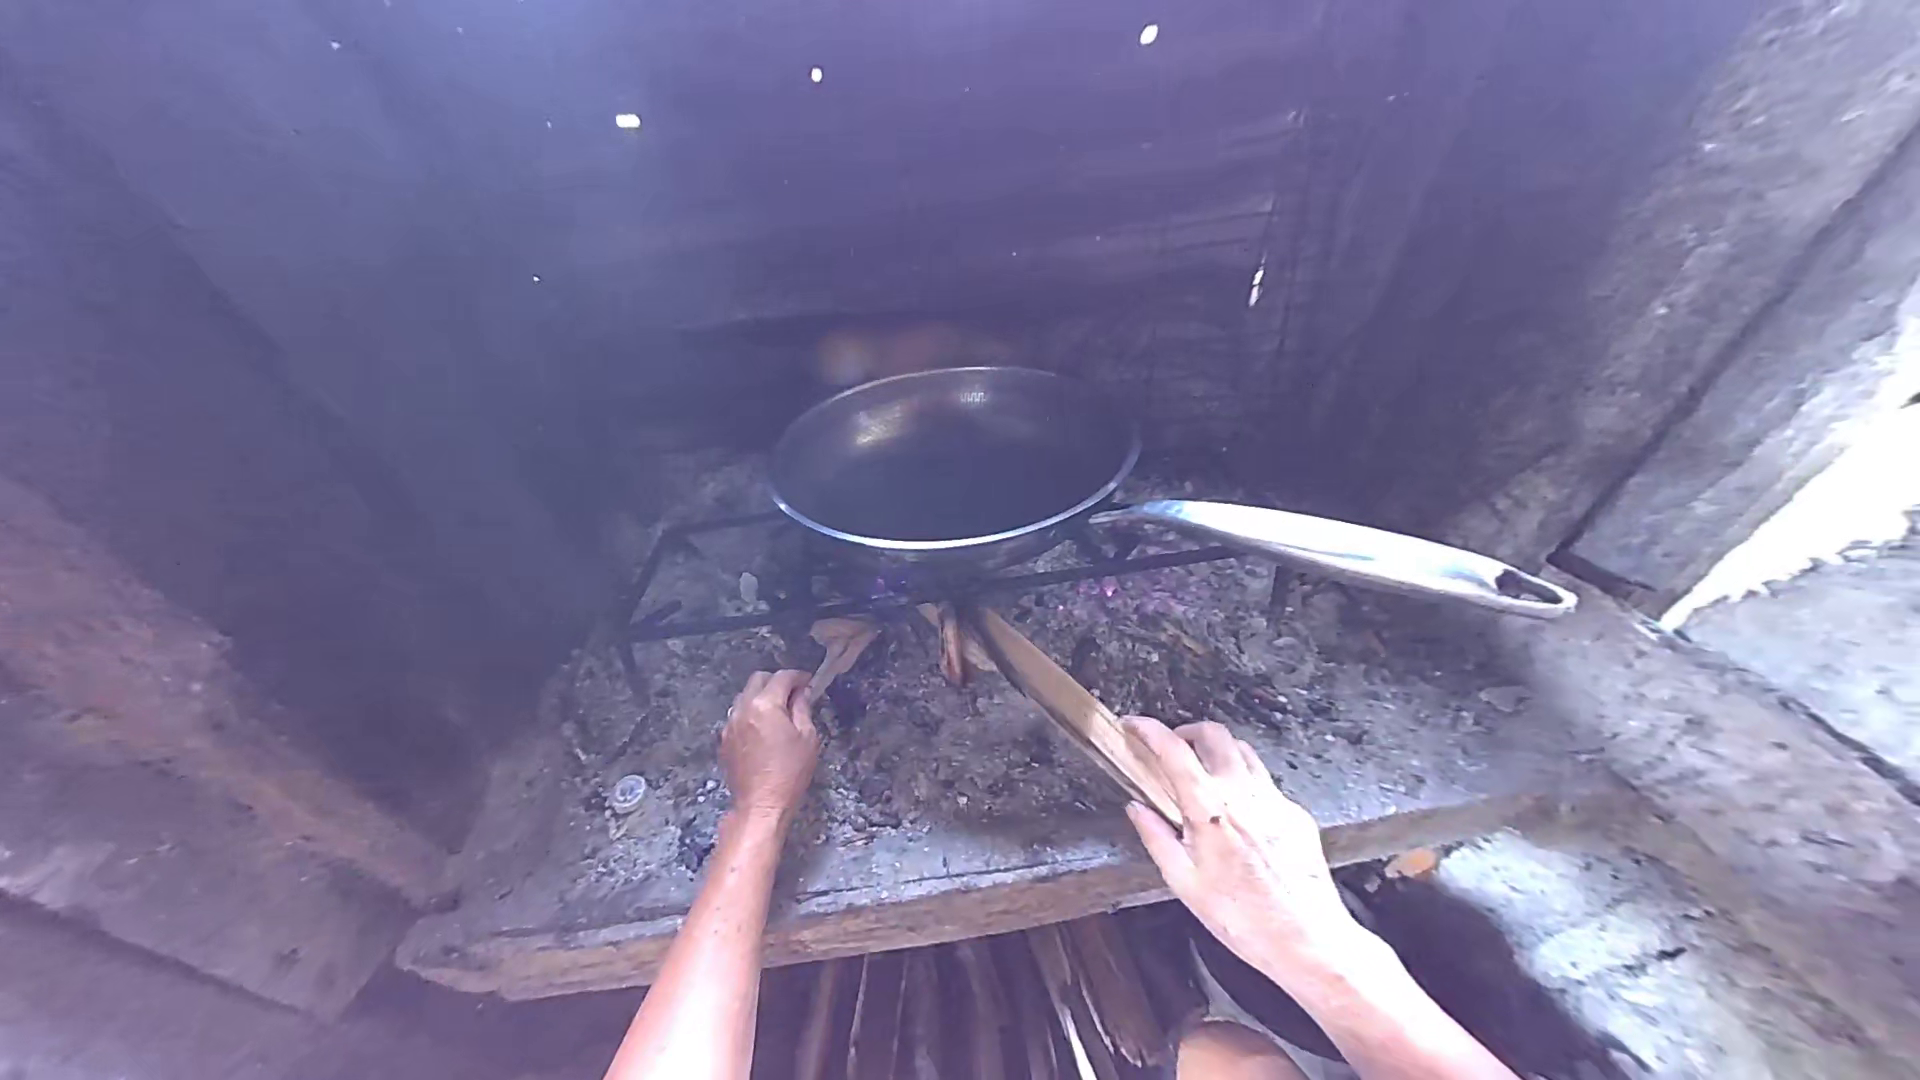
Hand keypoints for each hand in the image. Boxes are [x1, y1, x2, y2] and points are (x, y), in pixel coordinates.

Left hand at [721, 670, 821, 822]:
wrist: (761, 805)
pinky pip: (738, 715)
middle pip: (758, 679)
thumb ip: (803, 708)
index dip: (799, 676)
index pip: (782, 677)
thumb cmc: (790, 771)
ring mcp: (730, 725)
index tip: (809, 683)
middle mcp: (743, 709)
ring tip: (778, 713)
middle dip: (777, 682)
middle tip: (793, 695)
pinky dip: (751, 714)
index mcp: (766, 705)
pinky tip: (763, 730)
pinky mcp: (724, 740)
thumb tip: (802, 693)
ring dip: (762, 696)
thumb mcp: (808, 737)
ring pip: (745, 696)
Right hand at [1123, 718, 1369, 985]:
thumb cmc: (1245, 920)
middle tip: (1172, 748)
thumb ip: (1155, 837)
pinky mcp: (1295, 813)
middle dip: (1186, 731)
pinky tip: (1238, 809)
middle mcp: (1243, 795)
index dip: (1148, 729)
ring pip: (1242, 750)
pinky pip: (1265, 780)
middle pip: (1213, 733)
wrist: (1310, 944)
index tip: (1134, 725)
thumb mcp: (1183, 882)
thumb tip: (1136, 809)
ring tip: (1203, 773)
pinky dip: (1244, 781)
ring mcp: (1274, 800)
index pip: (1173, 750)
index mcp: (1210, 810)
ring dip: (1217, 750)